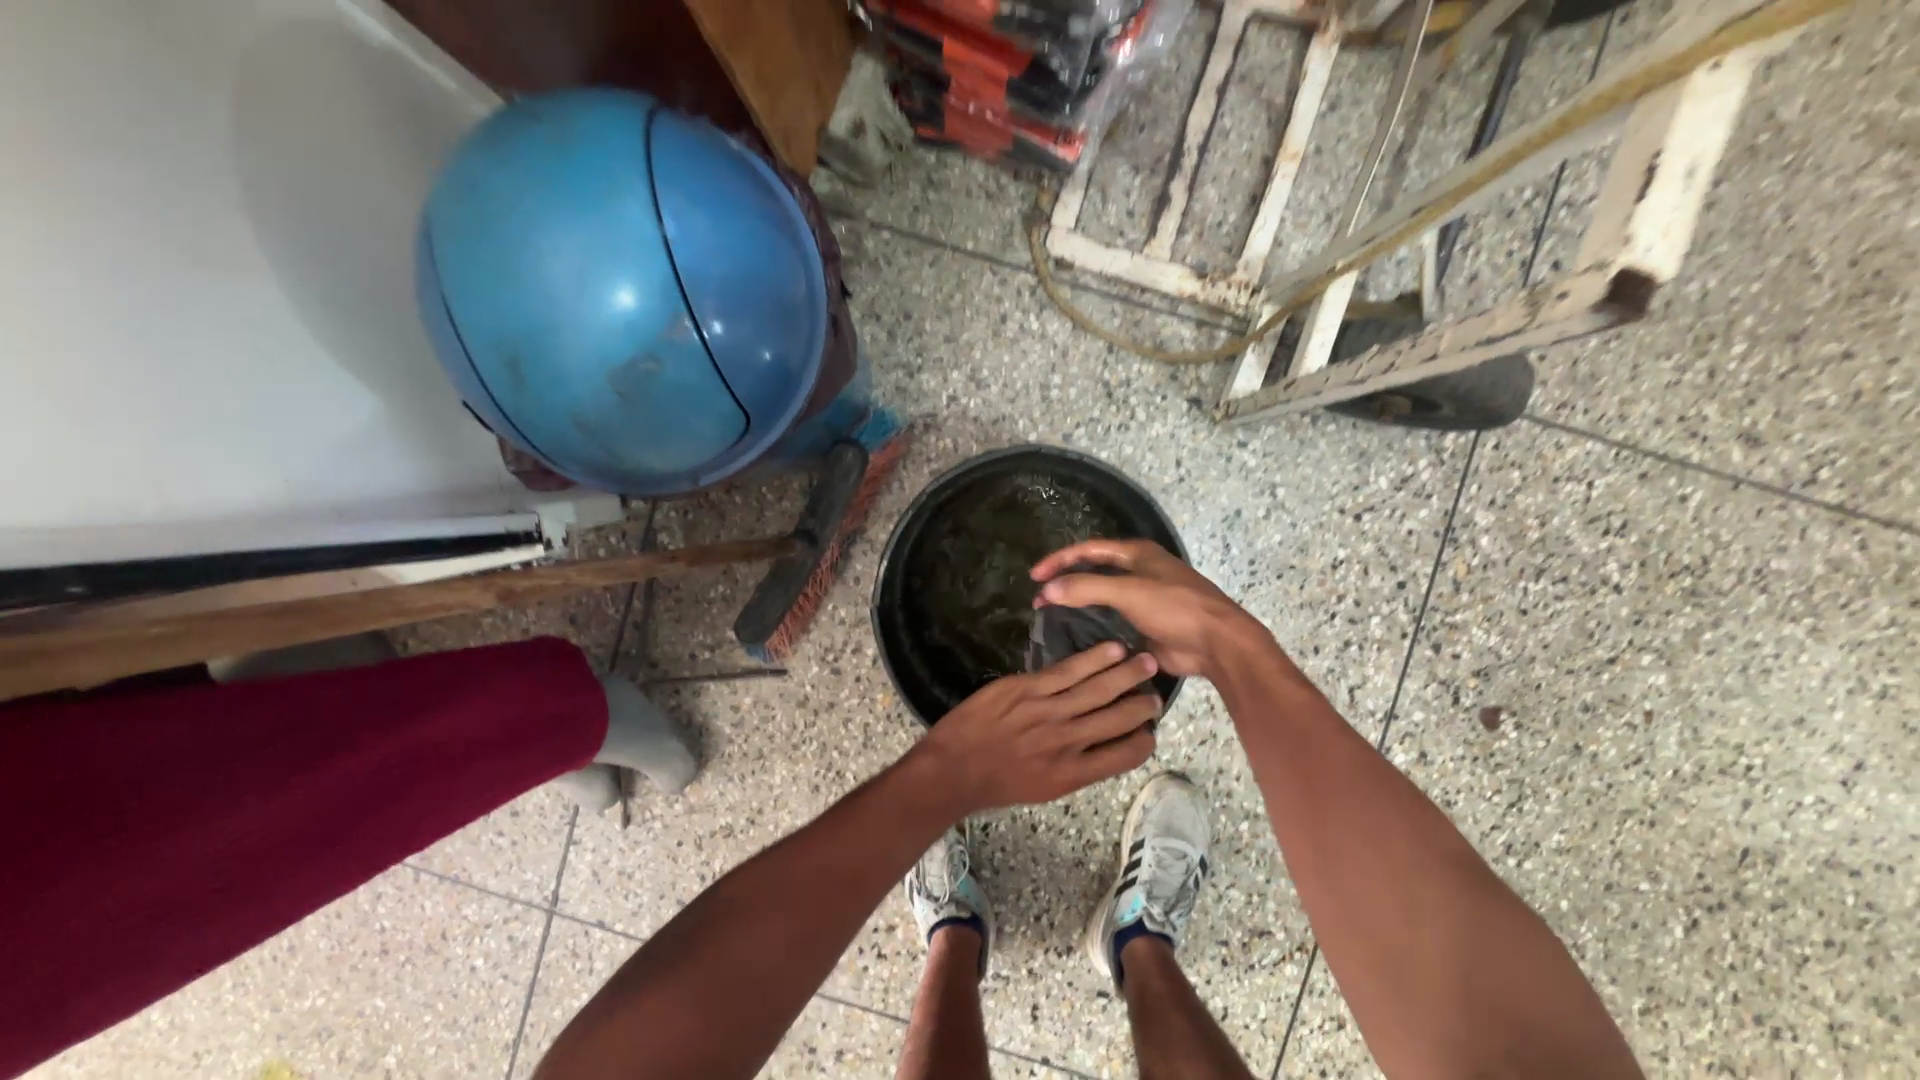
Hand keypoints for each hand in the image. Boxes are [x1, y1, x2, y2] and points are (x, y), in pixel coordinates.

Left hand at [917, 643, 1160, 814]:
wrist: (952, 768)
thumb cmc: (995, 783)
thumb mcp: (1043, 789)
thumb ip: (1077, 767)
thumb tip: (1104, 748)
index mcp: (1072, 774)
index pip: (1125, 756)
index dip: (1144, 741)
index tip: (1149, 731)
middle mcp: (1066, 742)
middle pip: (1119, 718)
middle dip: (1144, 705)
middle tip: (1156, 694)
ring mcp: (1047, 712)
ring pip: (1099, 689)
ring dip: (1128, 674)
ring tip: (1147, 664)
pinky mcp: (1026, 688)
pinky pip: (1069, 670)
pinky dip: (1095, 659)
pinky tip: (1114, 650)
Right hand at [1031, 539, 1271, 679]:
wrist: (1217, 644)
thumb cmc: (1176, 608)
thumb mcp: (1128, 592)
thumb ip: (1086, 588)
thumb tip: (1046, 589)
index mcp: (1137, 554)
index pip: (1088, 549)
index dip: (1059, 559)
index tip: (1034, 575)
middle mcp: (1139, 572)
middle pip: (1093, 571)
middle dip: (1065, 581)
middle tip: (1038, 599)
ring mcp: (1143, 599)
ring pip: (1101, 597)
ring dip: (1077, 603)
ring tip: (1050, 616)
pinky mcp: (1145, 625)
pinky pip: (1111, 620)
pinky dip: (1092, 624)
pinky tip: (1074, 636)